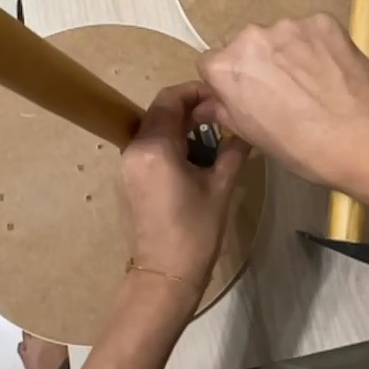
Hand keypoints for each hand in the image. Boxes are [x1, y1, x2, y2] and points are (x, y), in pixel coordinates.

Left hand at [121, 82, 251, 293]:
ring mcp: (126, 165)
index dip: (195, 92)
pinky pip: (147, 148)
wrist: (165, 276)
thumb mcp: (221, 186)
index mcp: (154, 147)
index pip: (170, 99)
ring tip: (210, 138)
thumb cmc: (195, 231)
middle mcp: (133, 150)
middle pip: (159, 112)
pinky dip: (169, 144)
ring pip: (152, 129)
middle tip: (219, 118)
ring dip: (179, 127)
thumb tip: (243, 127)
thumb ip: (232, 149)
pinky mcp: (127, 180)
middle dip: (189, 109)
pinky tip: (192, 158)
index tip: (220, 99)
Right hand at [194, 13, 368, 189]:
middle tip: (282, 90)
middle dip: (259, 62)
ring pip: (279, 36)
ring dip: (289, 52)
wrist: (359, 135)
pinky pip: (311, 31)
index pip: (212, 63)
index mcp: (225, 67)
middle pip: (246, 44)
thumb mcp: (251, 135)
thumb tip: (208, 104)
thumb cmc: (300, 146)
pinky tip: (330, 71)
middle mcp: (250, 37)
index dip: (230, 80)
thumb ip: (224, 110)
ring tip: (312, 82)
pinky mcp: (321, 21)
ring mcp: (288, 26)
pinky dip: (317, 46)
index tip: (248, 94)